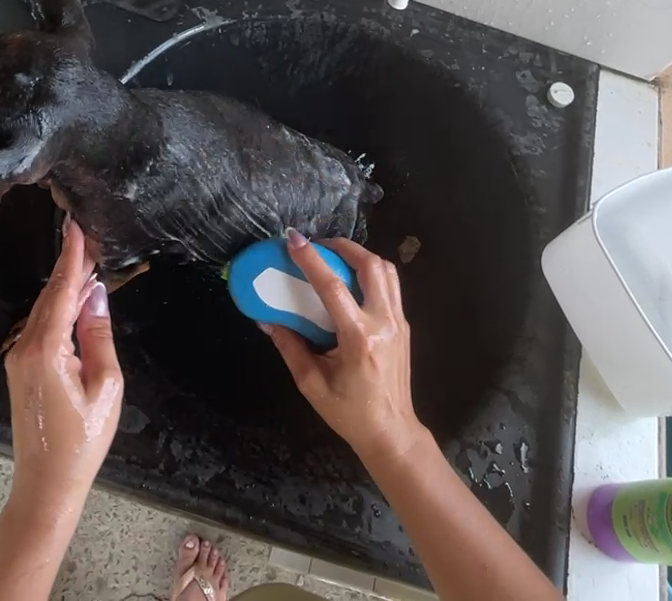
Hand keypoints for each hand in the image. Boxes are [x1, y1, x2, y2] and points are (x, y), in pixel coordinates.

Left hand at [3, 215, 122, 506]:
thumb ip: (99, 335)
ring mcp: (18, 358)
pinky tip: (77, 299)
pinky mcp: (21, 368)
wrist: (47, 483)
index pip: (61, 291)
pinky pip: (42, 326)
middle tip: (89, 236)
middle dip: (71, 265)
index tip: (77, 226)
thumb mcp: (106, 384)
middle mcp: (24, 347)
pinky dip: (60, 307)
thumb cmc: (83, 438)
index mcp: (45, 349)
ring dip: (66, 286)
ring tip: (89, 261)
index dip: (72, 257)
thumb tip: (97, 295)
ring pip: (45, 310)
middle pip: (50, 296)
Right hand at [264, 229, 429, 465]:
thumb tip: (267, 320)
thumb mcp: (311, 384)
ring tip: (336, 256)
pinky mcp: (404, 325)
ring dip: (361, 256)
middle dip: (344, 246)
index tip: (294, 240)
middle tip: (319, 244)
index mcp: (359, 337)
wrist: (391, 432)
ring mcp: (399, 321)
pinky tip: (352, 279)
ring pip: (386, 271)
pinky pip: (391, 286)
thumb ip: (290, 347)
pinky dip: (372, 272)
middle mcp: (384, 322)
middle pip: (370, 266)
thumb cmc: (349, 412)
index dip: (311, 260)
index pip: (333, 287)